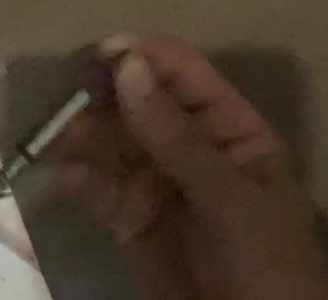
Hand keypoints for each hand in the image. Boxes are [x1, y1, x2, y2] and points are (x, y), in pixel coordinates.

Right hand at [52, 34, 327, 299]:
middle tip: (71, 98)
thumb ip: (175, 135)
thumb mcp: (230, 200)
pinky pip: (99, 187)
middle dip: (104, 96)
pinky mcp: (132, 220)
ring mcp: (159, 182)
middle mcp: (190, 146)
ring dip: (82, 134)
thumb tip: (127, 64)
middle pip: (139, 101)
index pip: (183, 73)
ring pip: (112, 139)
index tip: (102, 57)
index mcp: (230, 130)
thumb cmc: (268, 270)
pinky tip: (61, 177)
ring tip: (59, 140)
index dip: (145, 57)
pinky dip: (77, 178)